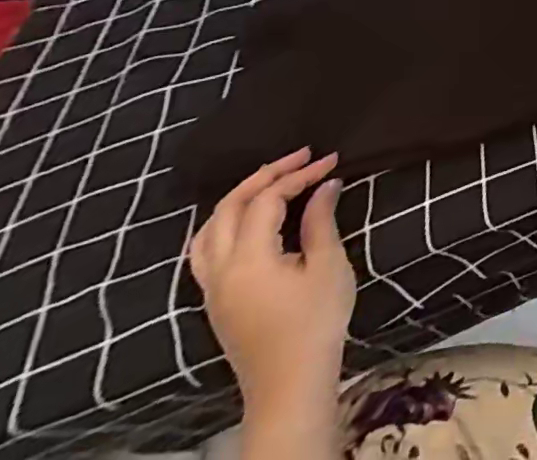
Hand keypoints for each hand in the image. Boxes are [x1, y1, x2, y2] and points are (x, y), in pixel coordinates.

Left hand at [188, 148, 354, 419]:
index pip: (267, 201)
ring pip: (209, 227)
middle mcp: (219, 268)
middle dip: (265, 175)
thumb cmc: (316, 321)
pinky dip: (224, 222)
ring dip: (239, 196)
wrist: (290, 379)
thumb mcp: (328, 266)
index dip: (298, 175)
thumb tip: (325, 185)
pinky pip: (205, 248)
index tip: (331, 160)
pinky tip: (246, 219)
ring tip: (272, 180)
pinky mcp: (214, 298)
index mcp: (248, 259)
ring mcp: (211, 285)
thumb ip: (320, 221)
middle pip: (229, 206)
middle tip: (301, 157)